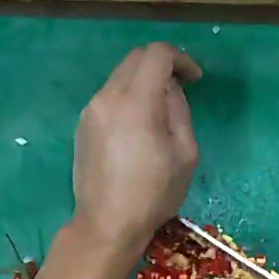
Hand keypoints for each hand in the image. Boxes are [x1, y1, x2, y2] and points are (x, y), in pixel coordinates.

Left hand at [71, 42, 201, 250]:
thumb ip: (179, 110)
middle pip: (136, 58)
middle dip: (163, 64)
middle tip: (182, 87)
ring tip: (162, 108)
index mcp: (136, 101)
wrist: (106, 224)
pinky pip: (110, 95)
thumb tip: (170, 90)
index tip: (195, 79)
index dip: (181, 59)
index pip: (157, 54)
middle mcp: (108, 97)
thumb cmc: (154, 192)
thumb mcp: (185, 152)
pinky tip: (140, 124)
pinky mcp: (83, 124)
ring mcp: (91, 110)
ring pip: (121, 75)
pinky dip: (129, 95)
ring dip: (144, 80)